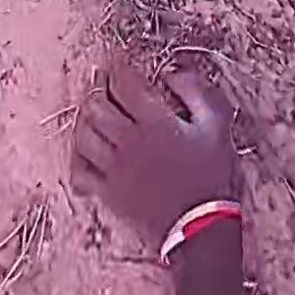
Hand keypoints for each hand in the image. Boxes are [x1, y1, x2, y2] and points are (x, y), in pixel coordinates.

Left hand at [69, 64, 236, 246]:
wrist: (204, 231)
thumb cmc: (212, 176)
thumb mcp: (217, 126)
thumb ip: (196, 91)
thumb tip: (172, 73)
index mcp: (154, 123)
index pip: (123, 84)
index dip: (117, 68)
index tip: (119, 63)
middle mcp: (129, 142)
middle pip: (96, 105)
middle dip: (97, 87)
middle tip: (102, 80)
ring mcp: (115, 169)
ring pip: (83, 134)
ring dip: (84, 116)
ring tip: (93, 108)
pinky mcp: (109, 193)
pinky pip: (80, 170)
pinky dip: (77, 156)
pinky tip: (84, 148)